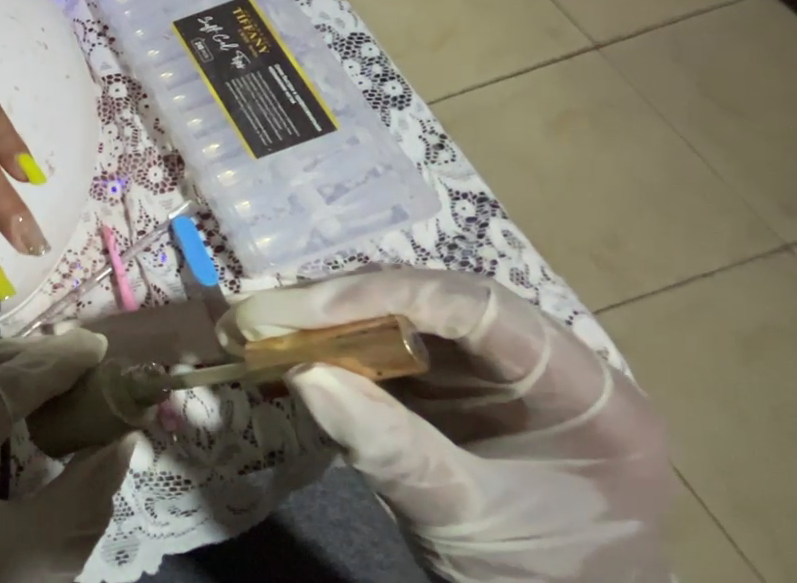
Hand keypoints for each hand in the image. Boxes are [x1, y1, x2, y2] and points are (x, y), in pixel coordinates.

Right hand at [221, 269, 673, 582]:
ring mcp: (500, 365)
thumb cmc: (533, 575)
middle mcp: (545, 359)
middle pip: (435, 299)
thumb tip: (303, 374)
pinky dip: (339, 339)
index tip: (308, 309)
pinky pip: (393, 340)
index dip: (388, 296)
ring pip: (408, 311)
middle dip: (345, 301)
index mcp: (585, 392)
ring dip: (333, 315)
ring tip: (267, 324)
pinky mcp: (460, 377)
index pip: (479, 307)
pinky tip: (295, 344)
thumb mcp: (460, 520)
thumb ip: (391, 450)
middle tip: (265, 313)